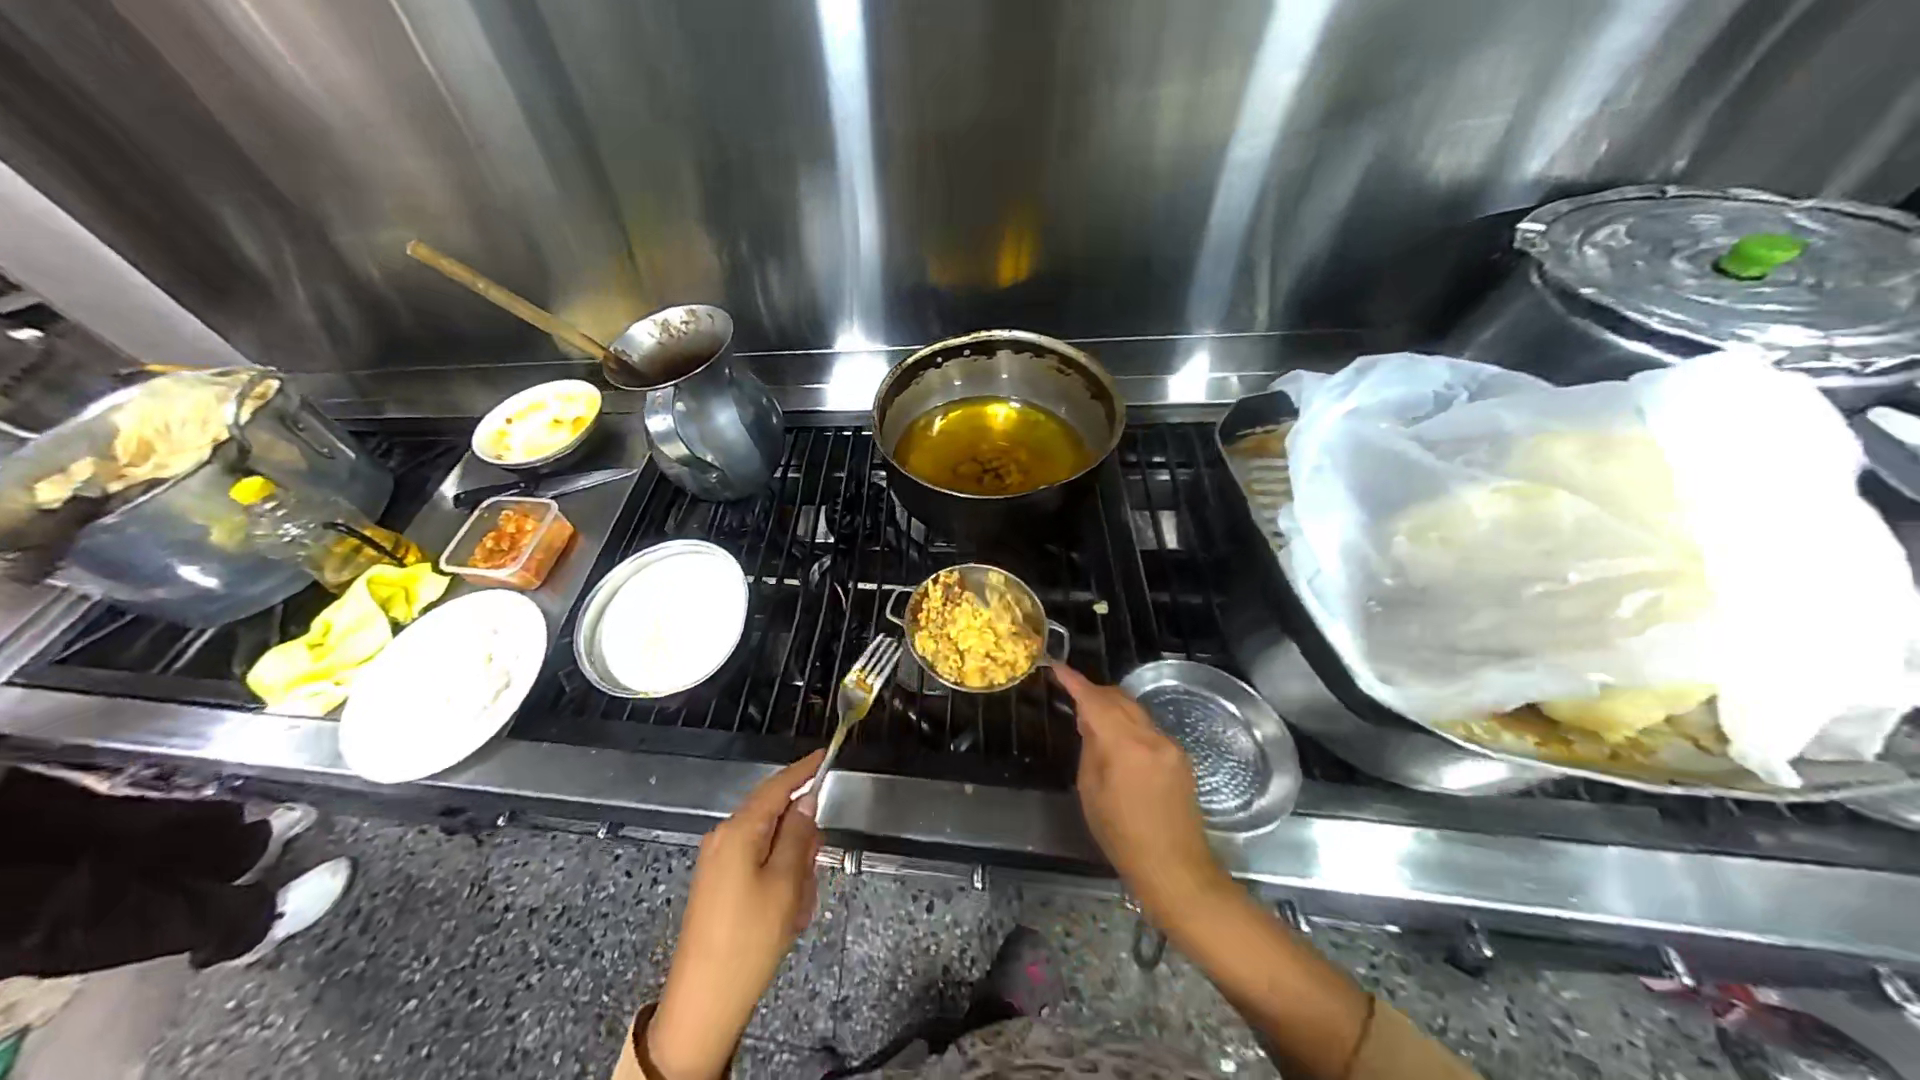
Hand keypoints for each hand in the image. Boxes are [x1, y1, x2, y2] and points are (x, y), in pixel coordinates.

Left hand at [648, 750, 824, 1079]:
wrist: (704, 1000)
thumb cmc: (750, 937)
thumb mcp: (786, 883)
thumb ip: (798, 835)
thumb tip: (806, 800)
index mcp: (739, 831)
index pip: (776, 786)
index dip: (802, 770)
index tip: (824, 756)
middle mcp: (724, 838)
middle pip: (775, 816)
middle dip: (801, 840)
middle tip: (812, 876)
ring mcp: (719, 862)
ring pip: (771, 846)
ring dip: (793, 868)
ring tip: (798, 907)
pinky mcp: (719, 885)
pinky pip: (759, 867)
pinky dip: (779, 882)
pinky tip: (786, 914)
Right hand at [1054, 665, 1232, 920]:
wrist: (1174, 867)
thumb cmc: (1121, 835)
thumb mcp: (1091, 791)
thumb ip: (1090, 748)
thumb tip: (1090, 722)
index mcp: (1125, 745)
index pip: (1095, 700)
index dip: (1074, 682)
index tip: (1057, 668)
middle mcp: (1152, 736)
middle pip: (1119, 698)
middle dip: (1094, 693)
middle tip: (1071, 697)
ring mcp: (1170, 745)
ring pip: (1136, 711)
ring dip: (1113, 708)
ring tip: (1092, 722)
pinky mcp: (1181, 757)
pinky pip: (1149, 728)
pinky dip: (1129, 725)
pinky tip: (1118, 743)